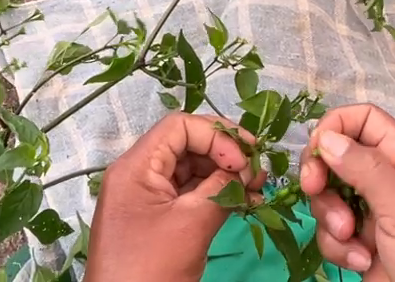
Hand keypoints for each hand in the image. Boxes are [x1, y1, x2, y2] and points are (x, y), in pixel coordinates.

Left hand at [85, 114, 261, 280]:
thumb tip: (246, 169)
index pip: (180, 127)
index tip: (244, 159)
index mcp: (136, 166)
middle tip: (258, 169)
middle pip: (187, 145)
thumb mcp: (191, 225)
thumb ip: (220, 189)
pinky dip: (216, 195)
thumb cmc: (151, 271)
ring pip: (192, 170)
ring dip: (226, 175)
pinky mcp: (156, 221)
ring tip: (257, 186)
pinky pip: (189, 195)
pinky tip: (244, 201)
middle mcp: (139, 175)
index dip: (217, 135)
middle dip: (225, 154)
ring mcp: (147, 199)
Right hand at [298, 105, 394, 281]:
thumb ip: (366, 169)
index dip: (338, 126)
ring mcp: (374, 216)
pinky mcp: (362, 247)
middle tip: (313, 188)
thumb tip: (327, 137)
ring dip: (331, 218)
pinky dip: (338, 248)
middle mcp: (389, 183)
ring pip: (332, 197)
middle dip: (323, 173)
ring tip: (351, 239)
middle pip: (341, 157)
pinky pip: (333, 234)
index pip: (367, 121)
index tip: (317, 148)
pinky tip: (361, 263)